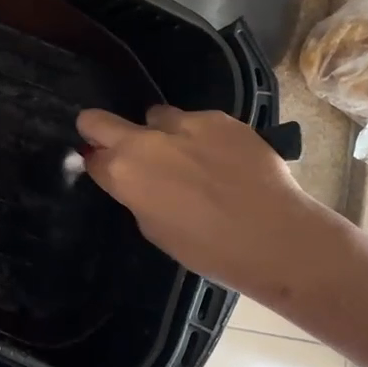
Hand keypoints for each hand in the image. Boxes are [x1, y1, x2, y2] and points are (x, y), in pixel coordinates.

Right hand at [76, 106, 345, 296]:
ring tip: (193, 158)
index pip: (91, 157)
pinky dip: (203, 137)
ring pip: (157, 117)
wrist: (276, 237)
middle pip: (98, 119)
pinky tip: (225, 159)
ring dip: (164, 133)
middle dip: (102, 131)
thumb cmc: (209, 250)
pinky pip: (198, 121)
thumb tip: (134, 180)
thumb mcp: (155, 230)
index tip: (109, 171)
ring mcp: (183, 123)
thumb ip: (136, 196)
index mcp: (123, 173)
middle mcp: (144, 140)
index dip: (99, 164)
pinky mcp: (218, 117)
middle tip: (123, 148)